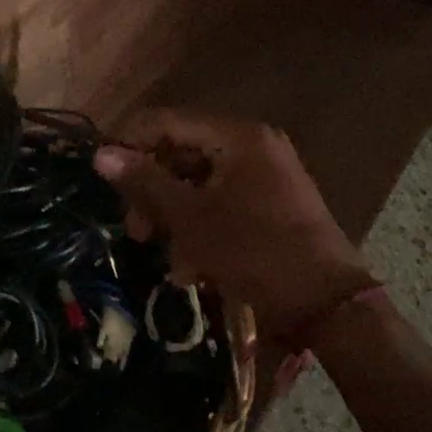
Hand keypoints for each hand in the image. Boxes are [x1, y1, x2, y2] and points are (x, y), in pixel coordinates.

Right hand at [92, 109, 376, 338]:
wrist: (331, 309)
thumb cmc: (256, 253)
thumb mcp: (191, 219)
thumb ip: (145, 182)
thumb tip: (100, 154)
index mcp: (237, 136)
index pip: (166, 122)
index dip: (130, 145)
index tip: (105, 179)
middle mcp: (253, 145)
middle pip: (182, 153)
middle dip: (153, 192)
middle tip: (136, 230)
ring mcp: (267, 175)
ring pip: (200, 183)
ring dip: (175, 216)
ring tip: (166, 258)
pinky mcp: (274, 206)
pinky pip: (223, 202)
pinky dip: (202, 227)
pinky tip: (191, 267)